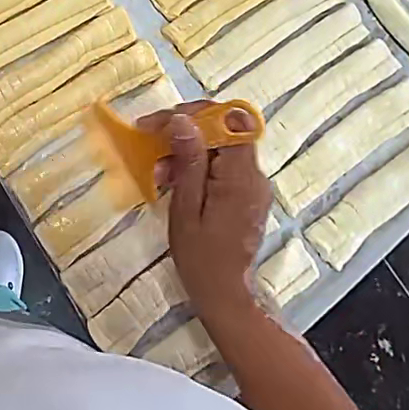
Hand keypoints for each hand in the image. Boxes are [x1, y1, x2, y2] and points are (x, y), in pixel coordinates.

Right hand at [141, 101, 270, 318]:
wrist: (226, 296)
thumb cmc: (201, 258)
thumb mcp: (186, 208)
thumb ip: (188, 161)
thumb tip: (182, 120)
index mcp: (242, 177)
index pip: (228, 121)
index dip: (195, 113)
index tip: (161, 122)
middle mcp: (255, 174)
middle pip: (224, 131)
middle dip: (185, 133)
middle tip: (154, 148)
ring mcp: (254, 183)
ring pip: (221, 148)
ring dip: (188, 152)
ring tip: (161, 175)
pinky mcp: (248, 193)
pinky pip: (223, 165)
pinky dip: (198, 166)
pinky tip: (176, 183)